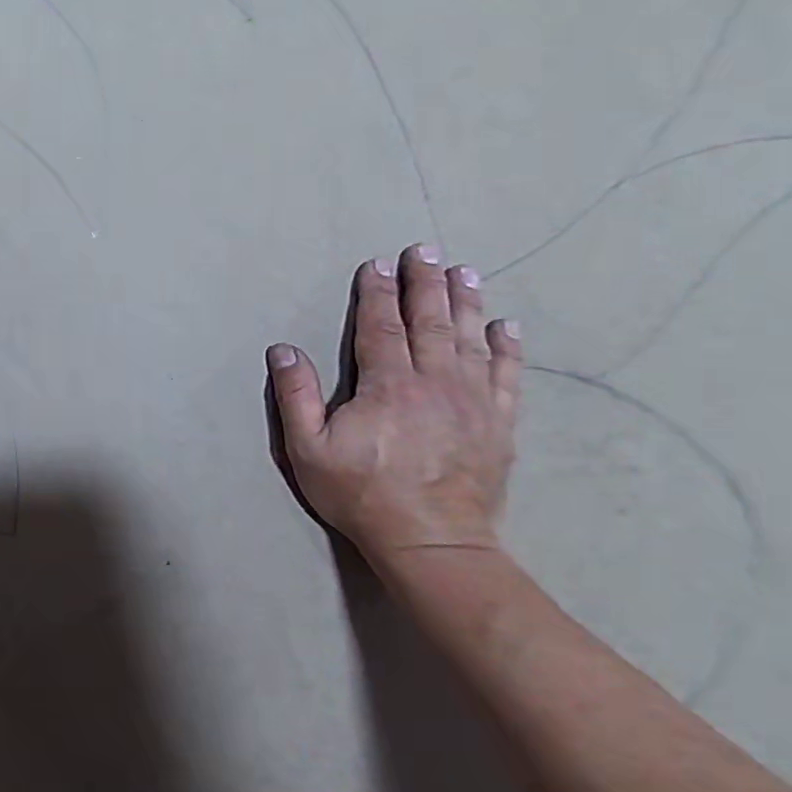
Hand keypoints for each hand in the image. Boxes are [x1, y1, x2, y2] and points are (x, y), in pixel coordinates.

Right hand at [266, 244, 521, 565]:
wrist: (432, 542)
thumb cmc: (360, 494)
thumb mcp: (307, 449)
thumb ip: (295, 396)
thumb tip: (283, 350)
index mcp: (387, 385)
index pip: (380, 327)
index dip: (377, 293)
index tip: (377, 264)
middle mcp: (434, 382)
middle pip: (429, 321)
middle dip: (424, 282)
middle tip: (425, 250)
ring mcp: (473, 402)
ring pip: (471, 339)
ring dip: (465, 301)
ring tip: (464, 271)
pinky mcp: (498, 424)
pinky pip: (508, 375)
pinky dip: (508, 347)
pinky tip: (506, 326)